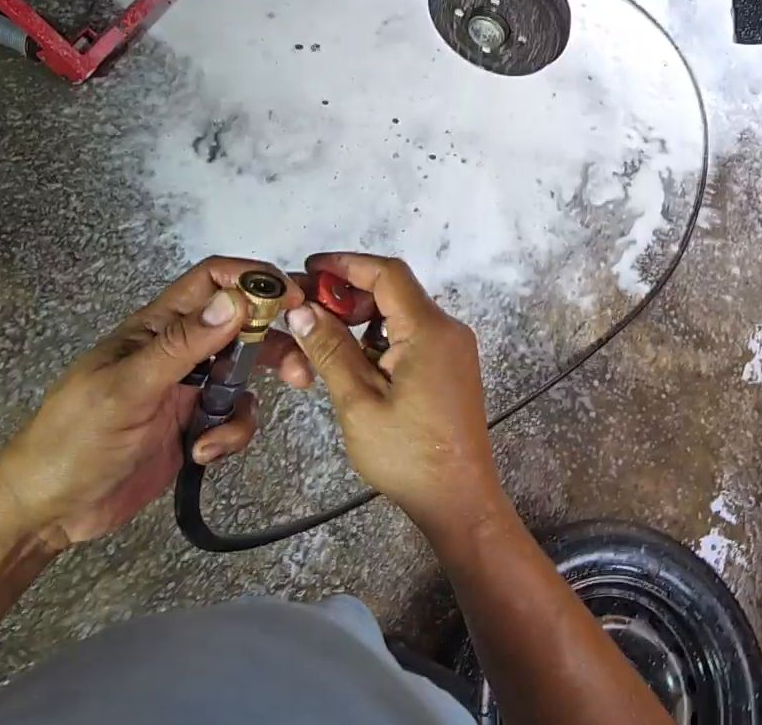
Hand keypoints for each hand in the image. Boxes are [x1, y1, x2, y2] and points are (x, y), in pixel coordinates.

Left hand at [0, 256, 305, 547]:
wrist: (47, 513)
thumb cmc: (74, 440)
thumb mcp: (127, 389)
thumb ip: (183, 345)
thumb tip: (237, 300)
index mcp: (157, 327)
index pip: (212, 281)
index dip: (254, 280)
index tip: (295, 299)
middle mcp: (179, 350)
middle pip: (243, 325)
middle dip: (275, 340)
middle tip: (303, 362)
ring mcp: (189, 388)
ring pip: (246, 373)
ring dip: (257, 393)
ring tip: (248, 420)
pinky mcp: (196, 424)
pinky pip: (235, 416)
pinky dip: (231, 433)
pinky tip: (203, 454)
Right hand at [281, 253, 505, 539]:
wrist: (459, 497)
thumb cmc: (408, 454)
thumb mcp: (359, 401)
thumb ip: (330, 350)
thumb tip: (302, 310)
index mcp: (430, 329)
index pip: (387, 274)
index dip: (346, 265)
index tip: (308, 270)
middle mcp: (448, 329)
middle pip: (394, 292)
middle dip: (347, 298)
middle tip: (306, 317)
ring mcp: (453, 348)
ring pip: (400, 316)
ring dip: (360, 323)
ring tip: (319, 347)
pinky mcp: (450, 367)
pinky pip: (411, 338)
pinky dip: (379, 342)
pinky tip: (350, 365)